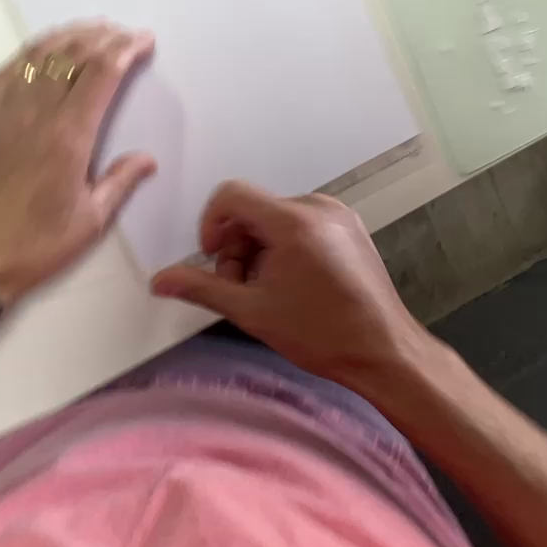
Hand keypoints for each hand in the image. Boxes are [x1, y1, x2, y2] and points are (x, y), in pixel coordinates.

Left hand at [0, 21, 157, 307]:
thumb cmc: (32, 245)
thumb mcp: (88, 222)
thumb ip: (120, 183)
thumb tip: (147, 159)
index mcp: (69, 135)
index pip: (102, 72)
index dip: (126, 49)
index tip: (144, 41)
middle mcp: (37, 110)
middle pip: (73, 54)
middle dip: (104, 36)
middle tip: (125, 34)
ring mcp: (6, 109)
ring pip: (40, 54)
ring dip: (70, 35)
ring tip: (92, 29)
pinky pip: (11, 68)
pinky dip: (34, 49)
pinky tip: (46, 47)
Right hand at [150, 181, 428, 387]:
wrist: (386, 352)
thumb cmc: (321, 335)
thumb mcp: (252, 312)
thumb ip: (202, 288)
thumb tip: (160, 281)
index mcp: (292, 221)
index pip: (232, 194)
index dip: (212, 224)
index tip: (214, 258)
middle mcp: (316, 206)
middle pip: (253, 209)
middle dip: (237, 245)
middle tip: (242, 286)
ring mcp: (336, 213)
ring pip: (275, 217)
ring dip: (260, 247)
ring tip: (269, 289)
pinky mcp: (348, 225)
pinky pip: (301, 221)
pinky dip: (285, 244)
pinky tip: (293, 282)